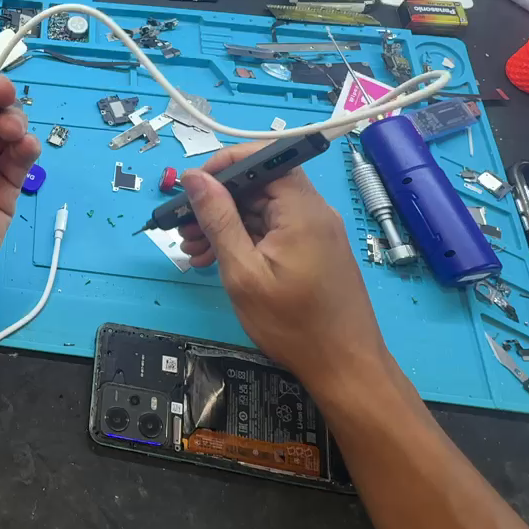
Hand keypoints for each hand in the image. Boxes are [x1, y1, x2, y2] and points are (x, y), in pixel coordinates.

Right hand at [177, 142, 390, 386]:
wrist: (345, 369)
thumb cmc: (292, 323)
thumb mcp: (243, 271)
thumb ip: (218, 218)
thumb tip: (194, 177)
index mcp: (301, 210)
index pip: (264, 159)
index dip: (225, 165)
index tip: (192, 186)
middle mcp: (312, 212)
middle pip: (258, 186)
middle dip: (216, 201)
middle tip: (183, 227)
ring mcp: (314, 232)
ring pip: (260, 210)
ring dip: (224, 223)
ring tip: (192, 249)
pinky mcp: (311, 251)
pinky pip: (270, 230)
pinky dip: (242, 239)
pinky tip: (214, 260)